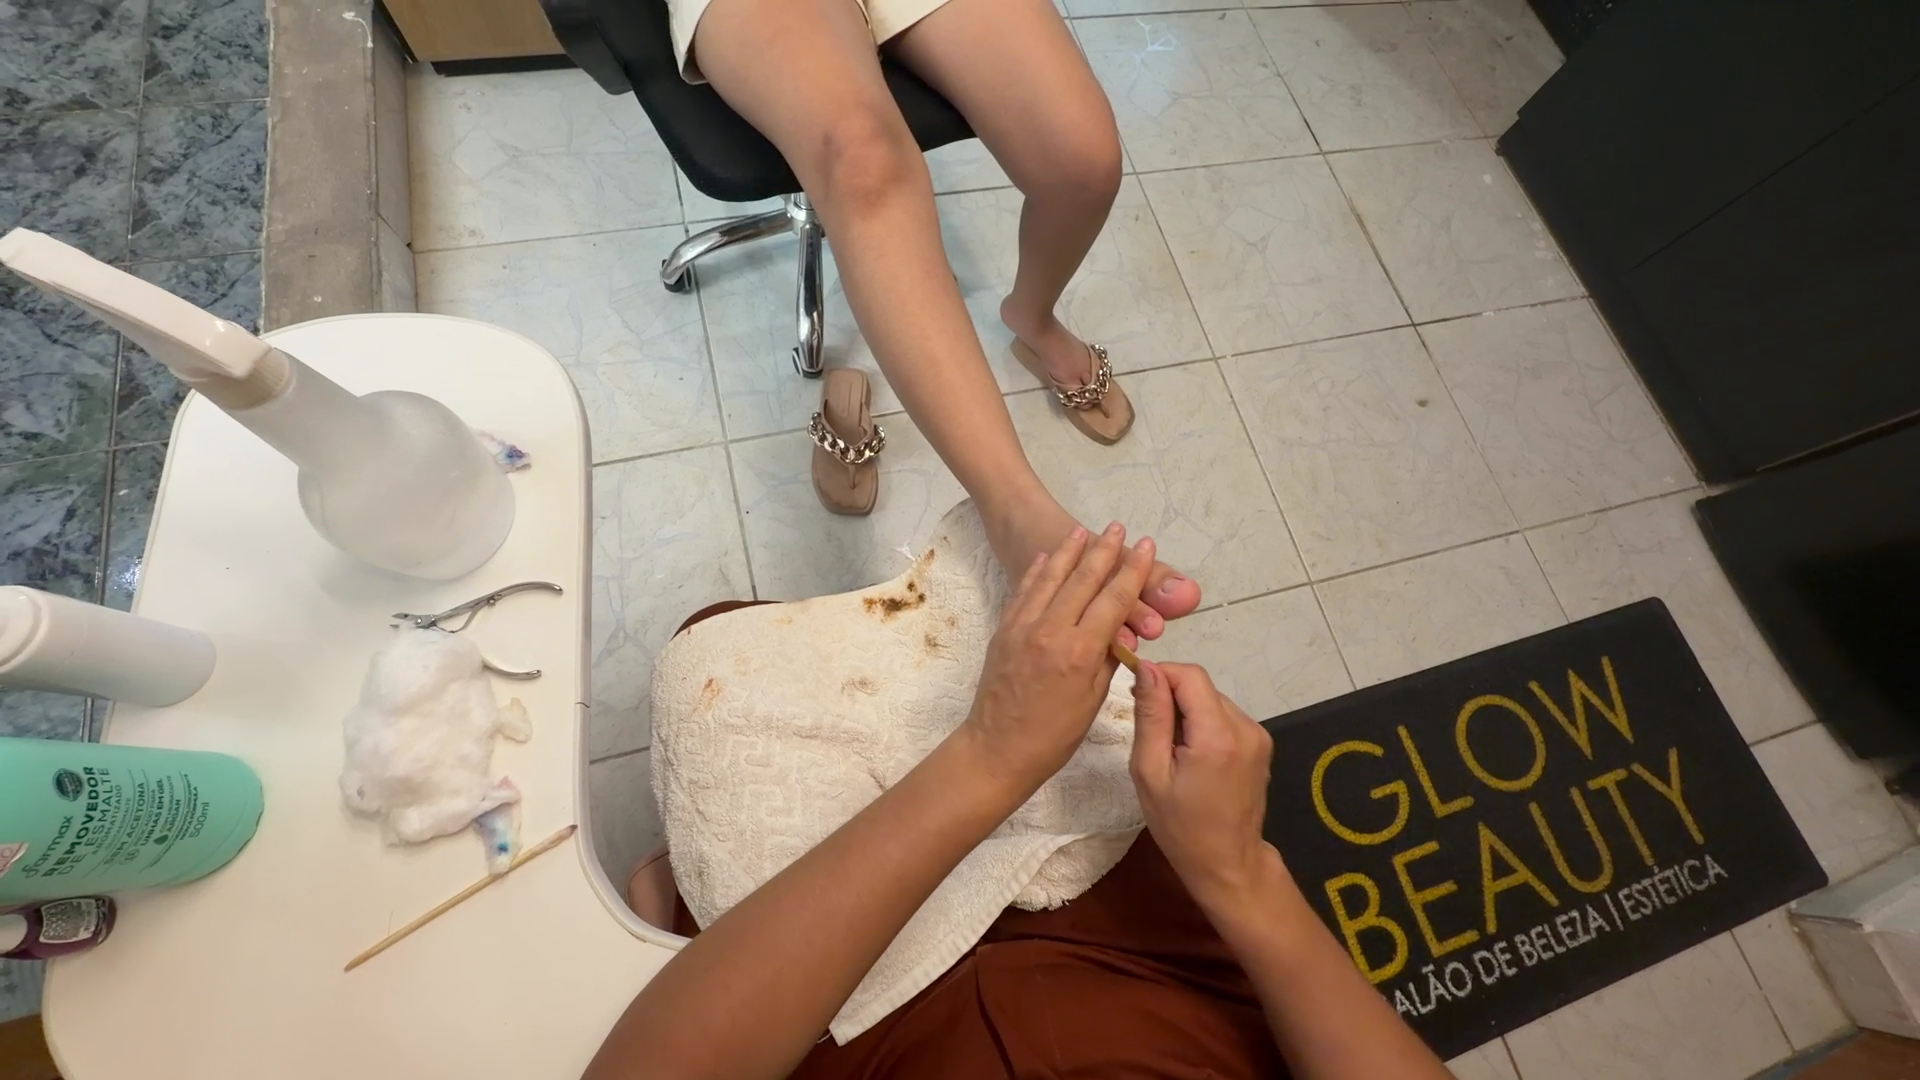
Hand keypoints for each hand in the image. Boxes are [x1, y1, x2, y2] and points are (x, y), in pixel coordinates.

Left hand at [961, 523, 1155, 791]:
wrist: (997, 748)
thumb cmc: (1054, 736)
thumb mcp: (1091, 700)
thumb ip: (1107, 659)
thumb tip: (1123, 631)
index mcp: (1080, 651)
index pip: (1114, 600)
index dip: (1133, 571)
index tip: (1145, 546)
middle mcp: (1051, 631)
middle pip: (1083, 580)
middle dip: (1104, 551)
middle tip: (1118, 527)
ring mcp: (1023, 627)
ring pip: (1050, 579)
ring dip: (1068, 552)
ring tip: (1082, 530)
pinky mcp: (1004, 630)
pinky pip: (1024, 593)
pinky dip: (1037, 573)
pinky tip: (1046, 558)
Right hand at [1129, 662, 1286, 916]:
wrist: (1227, 864)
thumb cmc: (1179, 825)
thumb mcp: (1150, 771)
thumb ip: (1151, 715)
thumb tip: (1147, 668)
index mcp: (1218, 735)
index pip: (1189, 675)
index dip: (1159, 675)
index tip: (1136, 695)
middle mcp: (1246, 728)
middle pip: (1201, 686)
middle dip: (1170, 696)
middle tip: (1148, 729)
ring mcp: (1258, 735)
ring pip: (1211, 699)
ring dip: (1186, 711)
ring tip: (1170, 748)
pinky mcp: (1260, 743)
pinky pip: (1223, 715)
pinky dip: (1202, 724)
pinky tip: (1191, 754)